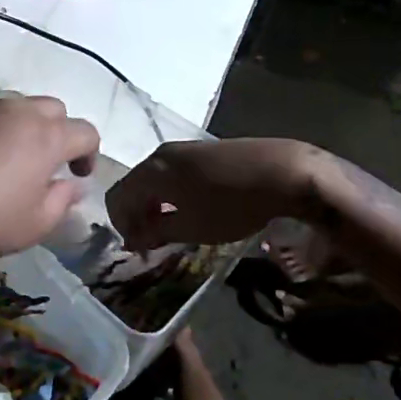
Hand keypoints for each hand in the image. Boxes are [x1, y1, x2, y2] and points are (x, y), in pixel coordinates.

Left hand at [0, 96, 98, 275]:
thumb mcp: (32, 225)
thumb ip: (61, 201)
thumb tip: (73, 184)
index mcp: (45, 136)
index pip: (85, 131)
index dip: (90, 153)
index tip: (78, 175)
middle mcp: (16, 111)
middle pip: (53, 109)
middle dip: (59, 132)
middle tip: (47, 164)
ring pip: (16, 108)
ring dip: (23, 129)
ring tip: (8, 162)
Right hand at [106, 139, 319, 249]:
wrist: (283, 171)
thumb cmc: (231, 205)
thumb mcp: (192, 227)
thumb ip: (158, 232)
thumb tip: (136, 238)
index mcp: (151, 171)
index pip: (117, 198)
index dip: (121, 226)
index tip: (139, 250)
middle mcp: (161, 154)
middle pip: (133, 186)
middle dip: (137, 216)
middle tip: (152, 243)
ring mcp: (183, 149)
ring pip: (153, 179)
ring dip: (154, 205)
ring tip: (172, 229)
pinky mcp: (203, 150)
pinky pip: (172, 173)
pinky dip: (170, 194)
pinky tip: (191, 209)